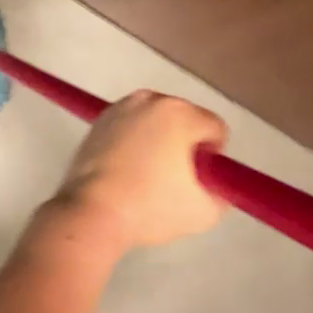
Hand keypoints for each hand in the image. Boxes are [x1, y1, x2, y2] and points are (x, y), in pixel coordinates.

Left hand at [52, 90, 229, 250]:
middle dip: (186, 144)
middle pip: (184, 119)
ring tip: (149, 174)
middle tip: (177, 178)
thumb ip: (221, 194)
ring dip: (159, 139)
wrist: (91, 212)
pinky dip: (134, 141)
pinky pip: (130, 127)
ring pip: (155, 121)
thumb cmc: (150, 208)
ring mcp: (120, 107)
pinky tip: (127, 169)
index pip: (215, 127)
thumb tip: (213, 186)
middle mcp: (150, 100)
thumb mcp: (204, 212)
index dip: (215, 155)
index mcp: (180, 114)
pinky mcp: (98, 121)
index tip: (202, 178)